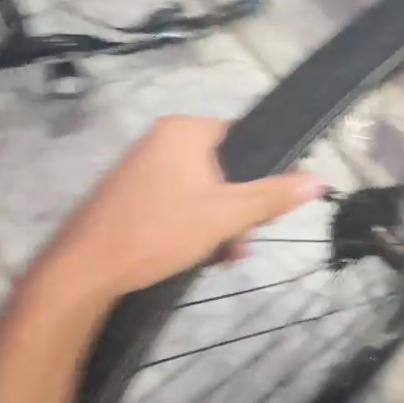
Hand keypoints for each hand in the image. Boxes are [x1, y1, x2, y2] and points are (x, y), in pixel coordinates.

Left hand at [32, 116, 326, 301]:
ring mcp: (139, 166)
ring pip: (200, 189)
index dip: (262, 173)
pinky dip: (191, 224)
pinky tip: (196, 255)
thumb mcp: (228, 215)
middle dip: (239, 207)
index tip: (265, 208)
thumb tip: (321, 179)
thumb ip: (275, 195)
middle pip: (224, 168)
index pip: (244, 138)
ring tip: (221, 256)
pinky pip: (175, 200)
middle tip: (242, 241)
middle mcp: (161, 138)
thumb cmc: (159, 231)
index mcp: (185, 130)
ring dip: (219, 222)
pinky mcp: (126, 194)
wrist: (81, 273)